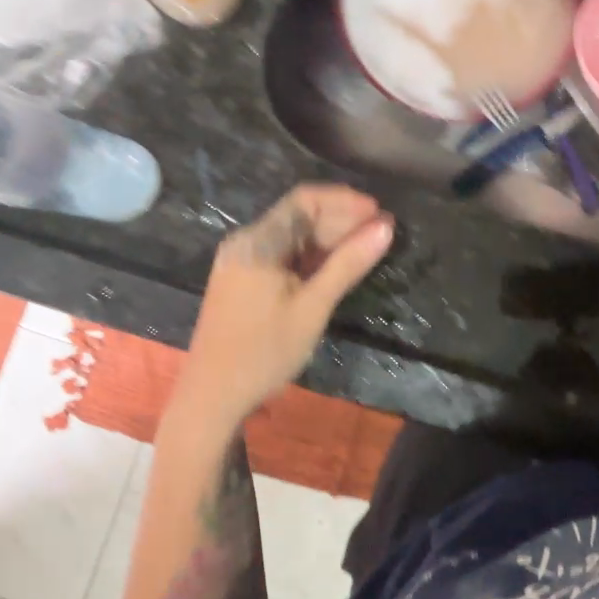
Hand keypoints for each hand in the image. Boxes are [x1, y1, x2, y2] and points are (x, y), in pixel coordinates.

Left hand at [186, 184, 394, 417]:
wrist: (212, 398)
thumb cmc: (263, 352)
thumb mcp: (312, 308)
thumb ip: (348, 264)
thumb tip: (385, 226)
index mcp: (257, 243)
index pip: (305, 200)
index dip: (345, 200)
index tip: (380, 212)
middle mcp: (247, 243)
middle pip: (299, 215)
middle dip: (342, 219)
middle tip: (382, 232)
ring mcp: (243, 262)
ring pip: (294, 236)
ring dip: (331, 238)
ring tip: (369, 247)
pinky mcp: (246, 281)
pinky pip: (285, 255)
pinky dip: (313, 257)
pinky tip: (339, 266)